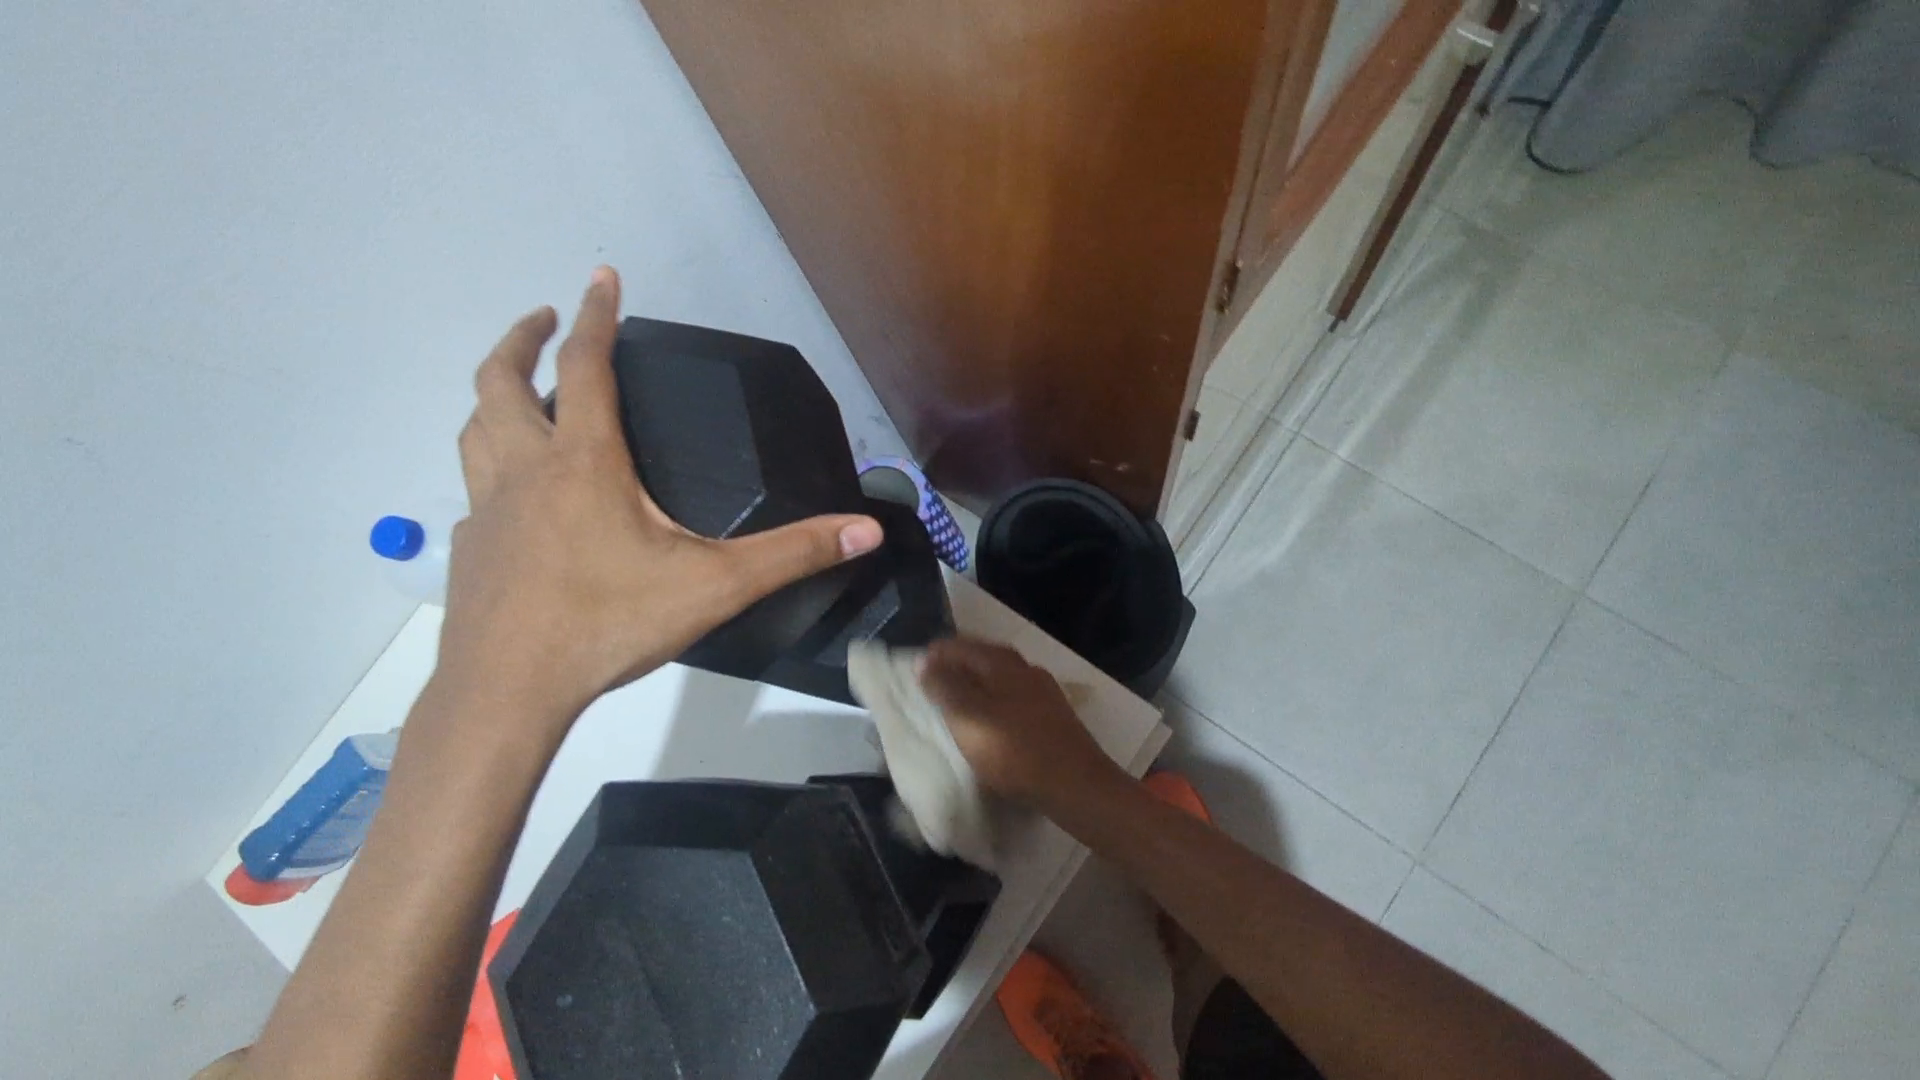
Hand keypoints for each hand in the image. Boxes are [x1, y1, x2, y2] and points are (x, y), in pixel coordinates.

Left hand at [436, 266, 882, 733]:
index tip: (601, 274)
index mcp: (584, 463)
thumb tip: (867, 529)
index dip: (595, 315)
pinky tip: (515, 496)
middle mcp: (526, 470)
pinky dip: (490, 466)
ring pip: (474, 428)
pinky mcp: (470, 548)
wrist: (508, 691)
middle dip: (522, 338)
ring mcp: (488, 509)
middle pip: (502, 382)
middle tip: (544, 317)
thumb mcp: (716, 586)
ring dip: (493, 393)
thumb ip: (792, 554)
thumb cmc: (610, 625)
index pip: (586, 366)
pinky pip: (475, 487)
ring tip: (517, 390)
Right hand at [918, 638, 1127, 808]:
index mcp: (1001, 662)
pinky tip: (987, 723)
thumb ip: (944, 688)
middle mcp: (1024, 667)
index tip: (910, 673)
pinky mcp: (1051, 715)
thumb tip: (923, 661)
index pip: (958, 644)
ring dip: (973, 687)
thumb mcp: (969, 718)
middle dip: (953, 669)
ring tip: (952, 707)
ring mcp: (1041, 691)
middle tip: (928, 688)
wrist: (1077, 785)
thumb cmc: (1015, 750)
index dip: (933, 655)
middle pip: (979, 658)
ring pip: (997, 678)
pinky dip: (991, 704)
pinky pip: (1011, 698)